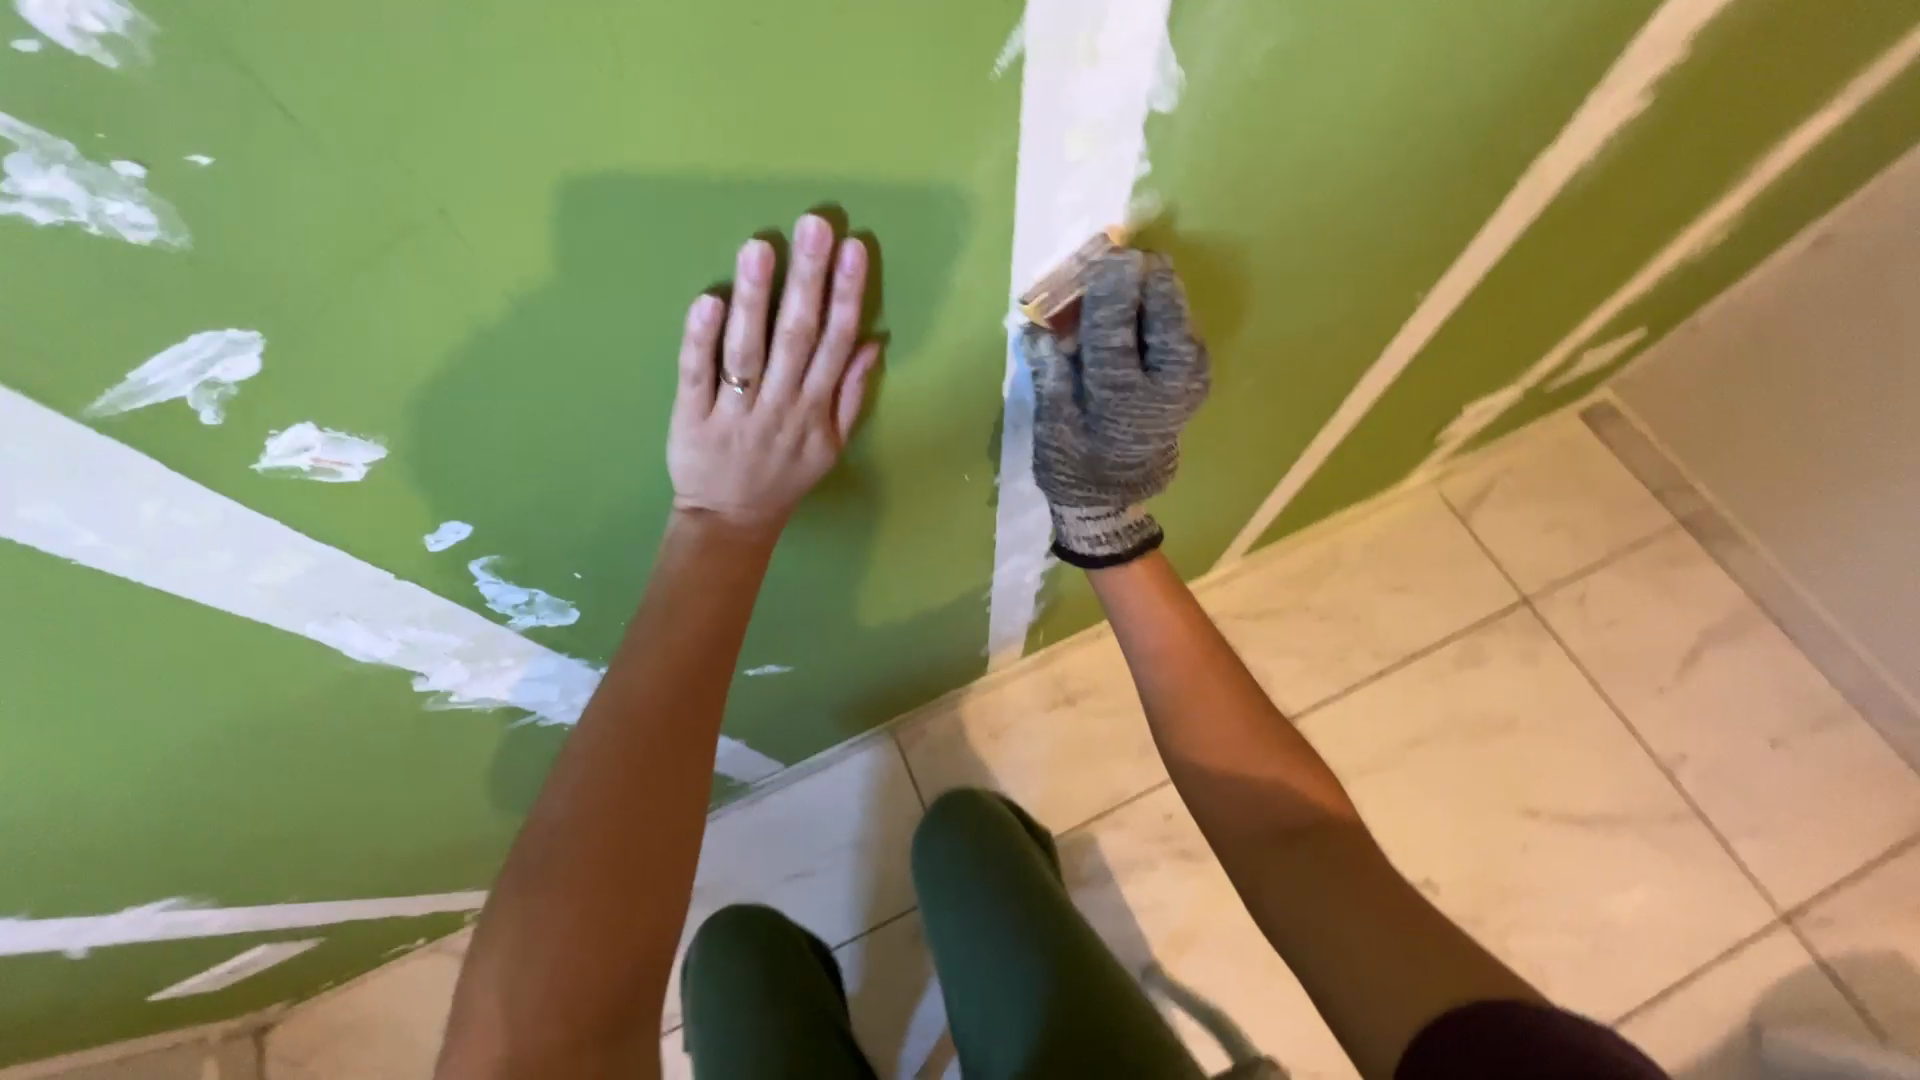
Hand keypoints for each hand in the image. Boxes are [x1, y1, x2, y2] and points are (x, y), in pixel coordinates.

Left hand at [667, 214, 880, 533]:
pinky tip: (708, 300)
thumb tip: (872, 341)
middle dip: (808, 281)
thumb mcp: (831, 445)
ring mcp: (736, 412)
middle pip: (797, 339)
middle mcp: (780, 407)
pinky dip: (702, 340)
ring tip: (760, 247)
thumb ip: (850, 394)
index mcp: (815, 411)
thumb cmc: (785, 476)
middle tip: (814, 225)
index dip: (846, 297)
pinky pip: (698, 376)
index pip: (835, 345)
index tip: (854, 249)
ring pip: (748, 351)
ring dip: (755, 300)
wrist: (730, 520)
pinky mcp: (692, 418)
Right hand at [1025, 248, 1208, 567]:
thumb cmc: (1074, 464)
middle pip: (1164, 310)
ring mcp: (1188, 381)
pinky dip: (1159, 308)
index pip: (1115, 327)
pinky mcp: (1194, 378)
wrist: (1113, 499)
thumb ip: (1049, 371)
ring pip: (1178, 314)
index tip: (1099, 253)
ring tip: (1126, 275)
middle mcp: (1166, 385)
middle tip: (1118, 256)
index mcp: (1122, 397)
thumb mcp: (1051, 425)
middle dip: (1142, 277)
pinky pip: (1180, 328)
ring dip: (1152, 289)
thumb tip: (1037, 326)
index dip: (1106, 286)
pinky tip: (1137, 304)